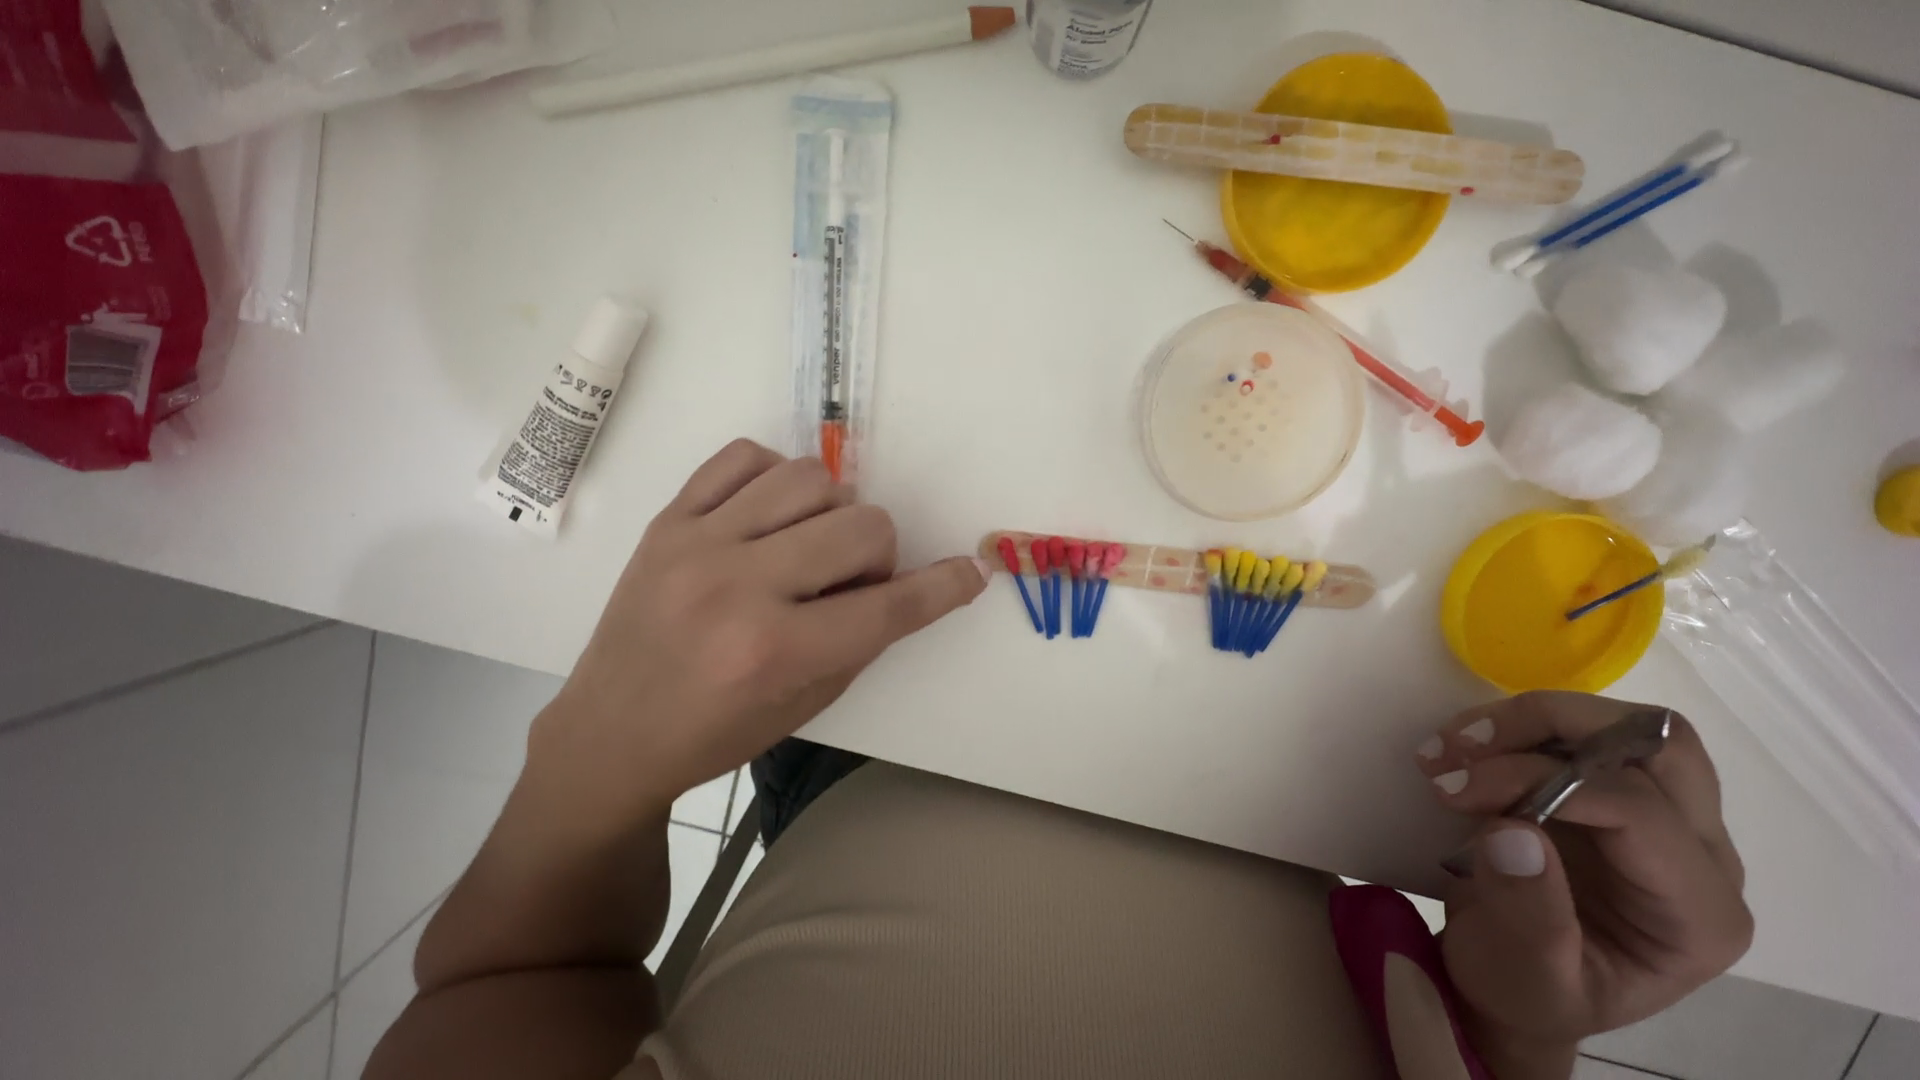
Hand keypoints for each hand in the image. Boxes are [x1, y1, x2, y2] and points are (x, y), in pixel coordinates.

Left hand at [533, 439, 990, 820]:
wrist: (612, 732)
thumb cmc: (717, 732)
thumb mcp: (807, 704)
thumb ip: (864, 638)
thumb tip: (910, 580)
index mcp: (775, 653)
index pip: (888, 605)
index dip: (942, 588)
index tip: (969, 573)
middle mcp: (737, 588)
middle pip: (860, 527)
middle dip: (879, 553)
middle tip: (852, 583)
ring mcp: (696, 544)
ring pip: (809, 478)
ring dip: (833, 510)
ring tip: (811, 544)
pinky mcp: (667, 520)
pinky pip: (743, 457)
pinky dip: (775, 477)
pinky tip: (772, 514)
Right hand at [1417, 692, 1752, 1074]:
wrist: (1510, 985)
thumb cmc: (1523, 992)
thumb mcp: (1525, 976)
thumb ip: (1529, 914)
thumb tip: (1513, 830)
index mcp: (1697, 914)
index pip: (1641, 812)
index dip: (1544, 781)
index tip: (1452, 787)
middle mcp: (1702, 858)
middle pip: (1659, 747)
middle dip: (1554, 726)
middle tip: (1464, 745)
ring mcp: (1665, 820)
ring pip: (1628, 726)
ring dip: (1534, 720)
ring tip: (1451, 745)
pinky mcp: (1617, 795)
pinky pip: (1586, 734)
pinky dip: (1521, 727)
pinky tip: (1464, 747)